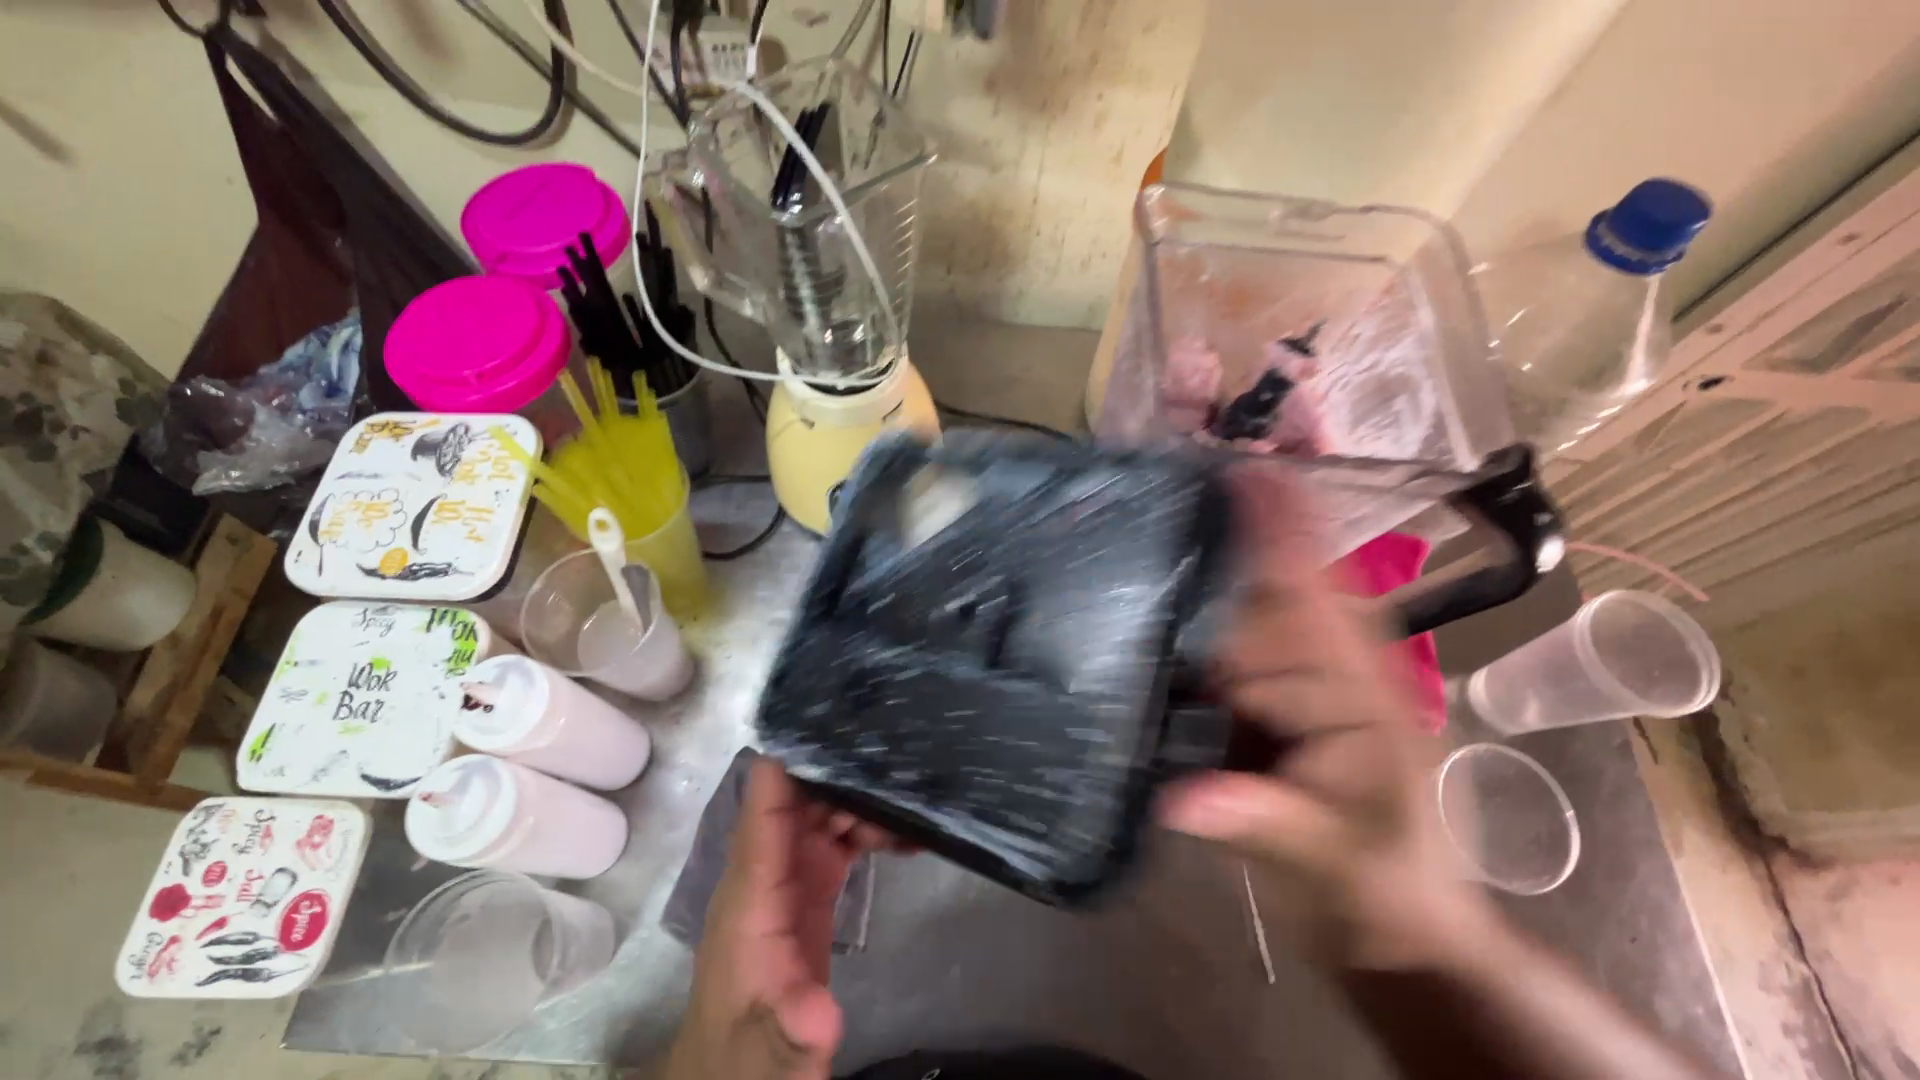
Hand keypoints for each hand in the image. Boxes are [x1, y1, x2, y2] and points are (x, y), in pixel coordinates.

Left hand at [664, 762, 893, 1079]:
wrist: (735, 1079)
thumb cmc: (747, 1062)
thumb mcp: (772, 1056)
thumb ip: (791, 1031)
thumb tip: (817, 1013)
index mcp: (749, 903)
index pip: (761, 823)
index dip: (785, 774)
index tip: (823, 728)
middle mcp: (764, 880)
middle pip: (797, 808)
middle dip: (841, 782)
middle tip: (899, 768)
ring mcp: (786, 885)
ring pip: (819, 820)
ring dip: (859, 805)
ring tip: (912, 804)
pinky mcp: (806, 897)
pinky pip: (834, 846)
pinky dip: (865, 833)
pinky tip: (904, 834)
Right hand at [1158, 472, 1497, 969]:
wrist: (1404, 933)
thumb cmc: (1377, 892)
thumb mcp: (1323, 859)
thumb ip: (1256, 820)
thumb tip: (1177, 797)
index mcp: (1352, 702)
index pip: (1301, 615)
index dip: (1277, 543)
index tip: (1253, 477)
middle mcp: (1338, 682)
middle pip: (1294, 599)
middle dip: (1265, 533)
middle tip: (1212, 470)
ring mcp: (1322, 697)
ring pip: (1283, 621)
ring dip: (1256, 560)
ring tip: (1213, 504)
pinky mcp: (1299, 717)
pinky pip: (1263, 657)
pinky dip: (1241, 614)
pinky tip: (1202, 596)